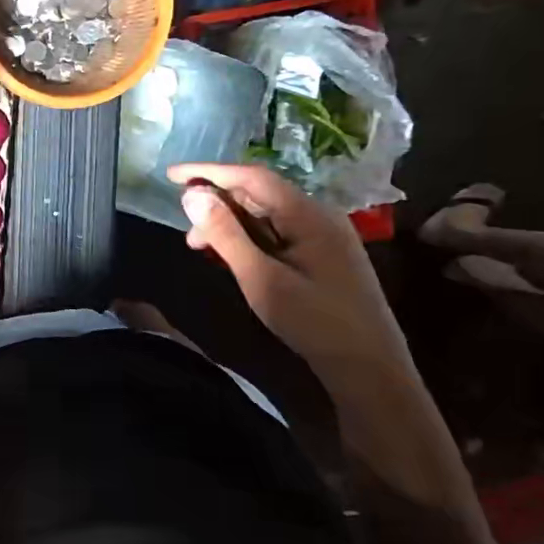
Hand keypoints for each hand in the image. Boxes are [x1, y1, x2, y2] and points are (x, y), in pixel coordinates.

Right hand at [166, 163, 409, 375]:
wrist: (372, 371)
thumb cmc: (315, 324)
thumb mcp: (261, 279)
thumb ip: (226, 235)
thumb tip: (192, 195)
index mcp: (309, 214)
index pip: (252, 177)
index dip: (209, 172)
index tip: (171, 175)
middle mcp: (319, 214)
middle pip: (259, 193)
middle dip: (217, 202)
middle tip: (185, 228)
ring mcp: (324, 234)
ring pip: (267, 213)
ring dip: (230, 222)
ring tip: (200, 246)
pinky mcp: (324, 253)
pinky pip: (278, 230)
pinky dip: (249, 236)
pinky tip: (231, 253)